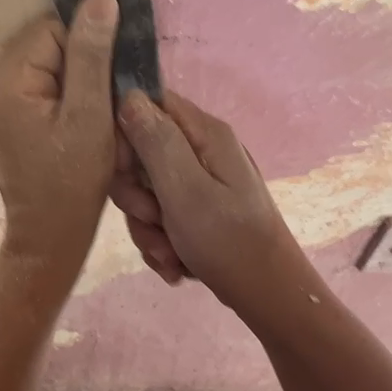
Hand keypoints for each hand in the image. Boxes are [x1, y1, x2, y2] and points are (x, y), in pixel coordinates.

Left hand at [0, 0, 118, 264]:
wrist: (50, 239)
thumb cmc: (73, 181)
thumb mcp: (90, 115)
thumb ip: (92, 56)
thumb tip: (99, 0)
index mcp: (10, 83)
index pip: (50, 28)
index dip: (88, 34)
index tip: (123, 53)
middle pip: (46, 45)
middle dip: (85, 54)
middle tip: (120, 78)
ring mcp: (4, 107)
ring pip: (49, 66)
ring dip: (82, 75)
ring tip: (110, 98)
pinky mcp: (16, 122)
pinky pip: (45, 89)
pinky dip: (72, 93)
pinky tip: (95, 112)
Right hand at [112, 90, 315, 311]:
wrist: (266, 295)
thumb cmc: (227, 240)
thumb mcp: (184, 189)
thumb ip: (155, 141)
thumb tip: (128, 95)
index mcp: (205, 134)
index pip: (149, 104)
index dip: (125, 133)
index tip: (125, 169)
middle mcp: (203, 151)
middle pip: (141, 154)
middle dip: (136, 194)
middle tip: (151, 217)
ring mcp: (201, 183)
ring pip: (145, 192)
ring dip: (146, 226)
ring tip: (167, 252)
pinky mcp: (198, 211)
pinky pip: (159, 217)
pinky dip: (159, 241)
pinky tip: (173, 262)